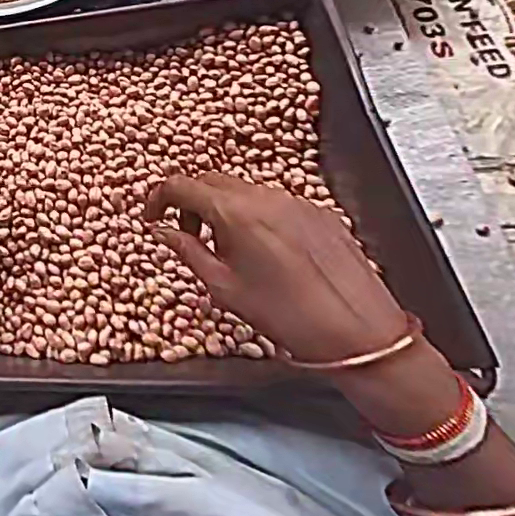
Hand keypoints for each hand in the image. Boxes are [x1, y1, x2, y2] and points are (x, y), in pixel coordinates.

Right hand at [141, 173, 408, 363]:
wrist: (360, 334)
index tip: (154, 216)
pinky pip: (274, 202)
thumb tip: (164, 232)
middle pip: (210, 181)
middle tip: (185, 232)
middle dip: (190, 202)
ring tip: (225, 247)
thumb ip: (187, 251)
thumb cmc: (288, 316)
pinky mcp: (319, 213)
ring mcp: (296, 202)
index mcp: (236, 213)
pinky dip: (254, 214)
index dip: (159, 198)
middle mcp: (266, 198)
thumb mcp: (223, 287)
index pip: (180, 185)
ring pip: (242, 189)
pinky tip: (261, 250)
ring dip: (222, 208)